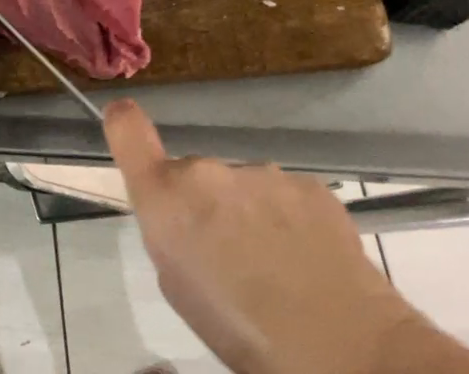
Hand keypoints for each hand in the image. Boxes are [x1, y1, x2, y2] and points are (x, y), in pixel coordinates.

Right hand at [104, 99, 458, 373]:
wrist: (344, 347)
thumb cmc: (241, 329)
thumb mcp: (178, 285)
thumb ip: (170, 233)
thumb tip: (187, 217)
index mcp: (163, 196)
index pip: (127, 129)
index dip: (123, 122)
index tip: (125, 121)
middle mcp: (205, 171)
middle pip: (193, 174)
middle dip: (206, 203)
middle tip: (229, 250)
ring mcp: (262, 174)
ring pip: (242, 186)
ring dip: (250, 211)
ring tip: (277, 262)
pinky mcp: (311, 186)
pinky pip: (285, 195)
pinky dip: (291, 219)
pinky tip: (308, 256)